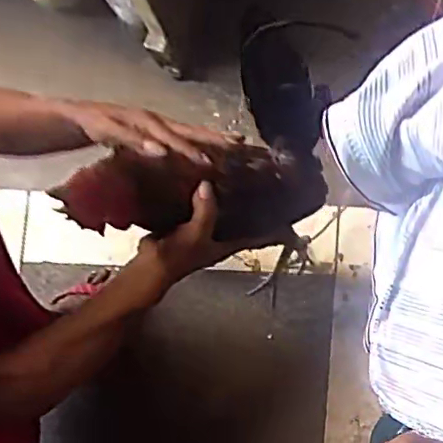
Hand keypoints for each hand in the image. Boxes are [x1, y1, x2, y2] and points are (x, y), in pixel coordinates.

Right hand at [59, 100, 237, 164]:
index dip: (218, 138)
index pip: (194, 133)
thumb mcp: (145, 146)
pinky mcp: (104, 123)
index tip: (244, 144)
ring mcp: (127, 119)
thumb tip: (194, 167)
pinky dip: (142, 143)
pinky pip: (126, 136)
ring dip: (183, 146)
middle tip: (235, 148)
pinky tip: (158, 152)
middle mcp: (148, 121)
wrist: (67, 117)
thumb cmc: (111, 134)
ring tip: (204, 160)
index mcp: (159, 127)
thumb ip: (167, 154)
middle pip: (184, 130)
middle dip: (211, 139)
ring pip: (159, 132)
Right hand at [142, 182, 289, 281]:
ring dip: (231, 200)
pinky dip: (206, 197)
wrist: (151, 264)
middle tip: (267, 189)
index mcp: (229, 243)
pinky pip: (202, 207)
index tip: (291, 222)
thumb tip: (209, 186)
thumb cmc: (179, 255)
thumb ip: (206, 212)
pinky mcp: (188, 223)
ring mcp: (205, 231)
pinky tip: (207, 181)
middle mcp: (222, 237)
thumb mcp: (196, 234)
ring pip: (225, 214)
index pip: (259, 237)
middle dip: (255, 210)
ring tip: (240, 178)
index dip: (275, 231)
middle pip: (245, 223)